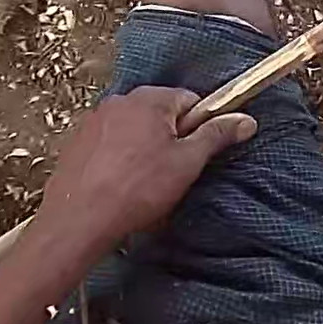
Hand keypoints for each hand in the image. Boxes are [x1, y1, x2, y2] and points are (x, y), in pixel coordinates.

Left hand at [34, 86, 255, 263]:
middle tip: (173, 171)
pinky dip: (121, 158)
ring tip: (145, 183)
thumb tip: (246, 120)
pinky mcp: (77, 142)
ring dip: (146, 149)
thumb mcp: (188, 162)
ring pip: (136, 129)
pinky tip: (122, 185)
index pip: (191, 100)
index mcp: (150, 99)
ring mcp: (95, 121)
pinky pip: (112, 143)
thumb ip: (217, 135)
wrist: (76, 224)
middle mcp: (120, 101)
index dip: (199, 128)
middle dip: (171, 138)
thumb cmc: (136, 190)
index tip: (196, 153)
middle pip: (162, 113)